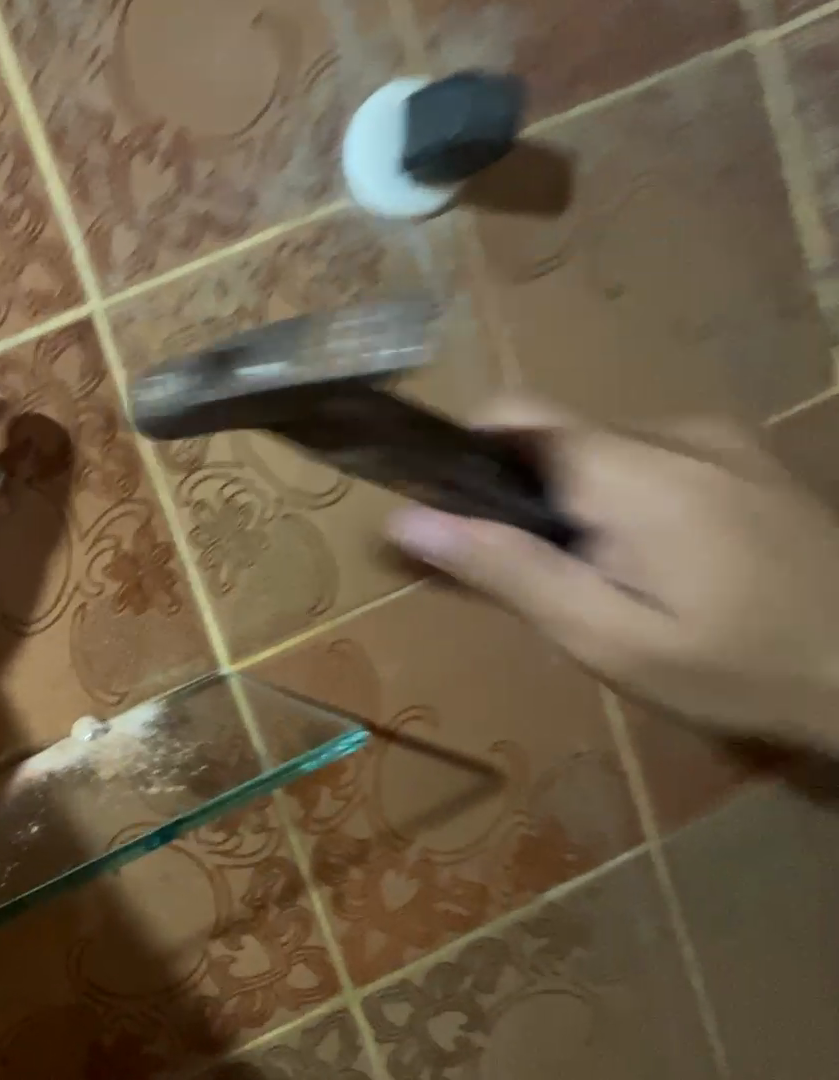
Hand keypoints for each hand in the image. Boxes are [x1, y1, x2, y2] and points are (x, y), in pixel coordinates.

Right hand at [388, 398, 838, 749]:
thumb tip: (403, 521)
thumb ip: (505, 569)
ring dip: (565, 501)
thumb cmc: (741, 668)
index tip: (451, 517)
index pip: (510, 418)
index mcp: (635, 472)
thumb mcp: (605, 634)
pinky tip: (649, 560)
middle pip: (546, 437)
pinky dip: (611, 498)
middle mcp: (675, 434)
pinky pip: (636, 458)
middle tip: (537, 573)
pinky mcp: (741, 458)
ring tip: (596, 575)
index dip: (460, 456)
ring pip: (588, 449)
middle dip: (515, 496)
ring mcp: (718, 441)